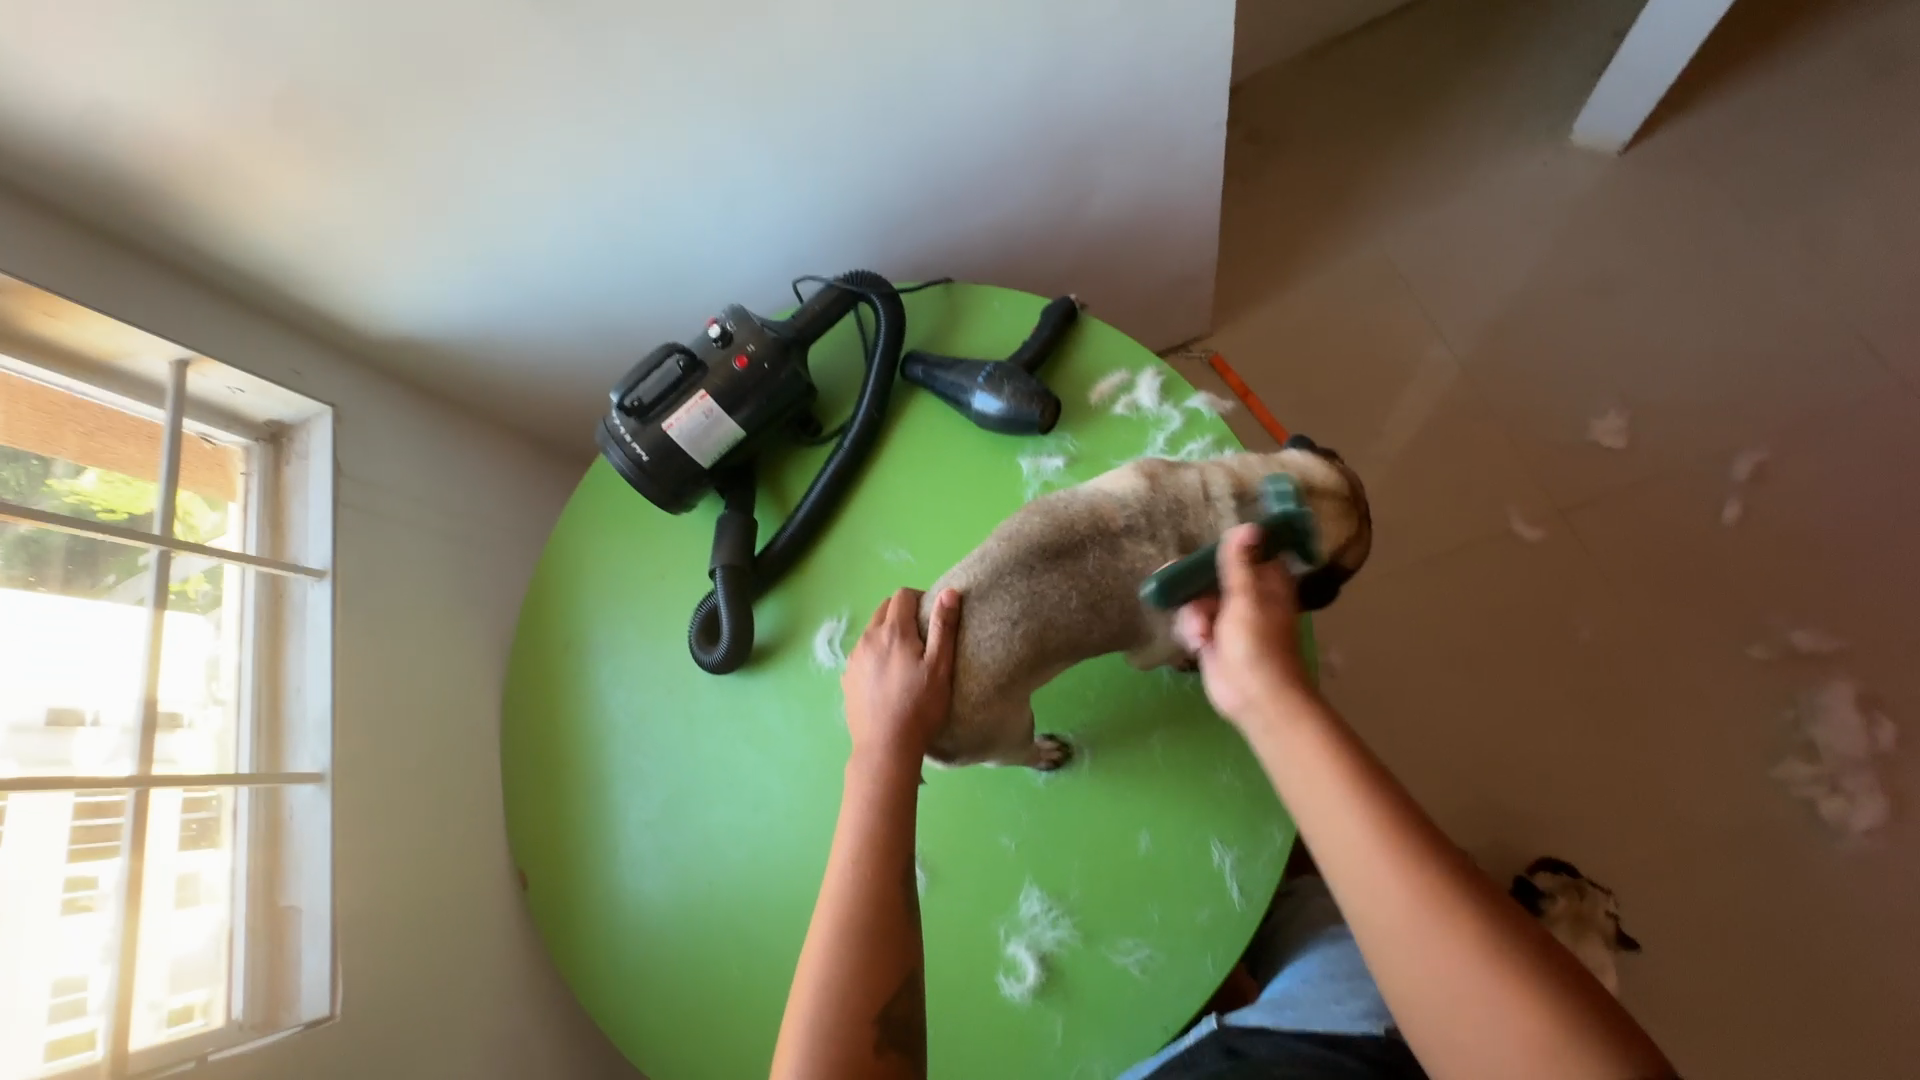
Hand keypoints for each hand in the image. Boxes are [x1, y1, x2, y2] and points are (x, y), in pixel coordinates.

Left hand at [842, 588, 960, 774]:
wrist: (885, 748)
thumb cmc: (920, 707)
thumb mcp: (940, 666)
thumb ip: (943, 626)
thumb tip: (948, 591)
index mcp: (892, 631)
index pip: (903, 595)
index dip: (921, 600)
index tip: (933, 620)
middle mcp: (867, 638)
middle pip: (884, 609)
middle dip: (903, 613)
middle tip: (922, 638)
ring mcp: (854, 659)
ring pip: (871, 631)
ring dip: (887, 633)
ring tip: (904, 660)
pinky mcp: (846, 678)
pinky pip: (862, 654)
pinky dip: (875, 654)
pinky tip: (887, 679)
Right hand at [1174, 524, 1314, 726]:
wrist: (1253, 696)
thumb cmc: (1256, 644)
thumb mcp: (1245, 598)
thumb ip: (1239, 563)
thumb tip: (1249, 525)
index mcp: (1267, 584)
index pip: (1246, 553)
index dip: (1225, 548)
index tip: (1202, 548)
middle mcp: (1249, 597)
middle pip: (1214, 576)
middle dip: (1194, 584)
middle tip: (1170, 577)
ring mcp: (1229, 619)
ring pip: (1198, 600)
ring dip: (1193, 615)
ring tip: (1200, 633)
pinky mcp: (1213, 639)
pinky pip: (1193, 623)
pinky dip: (1192, 631)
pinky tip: (1196, 644)